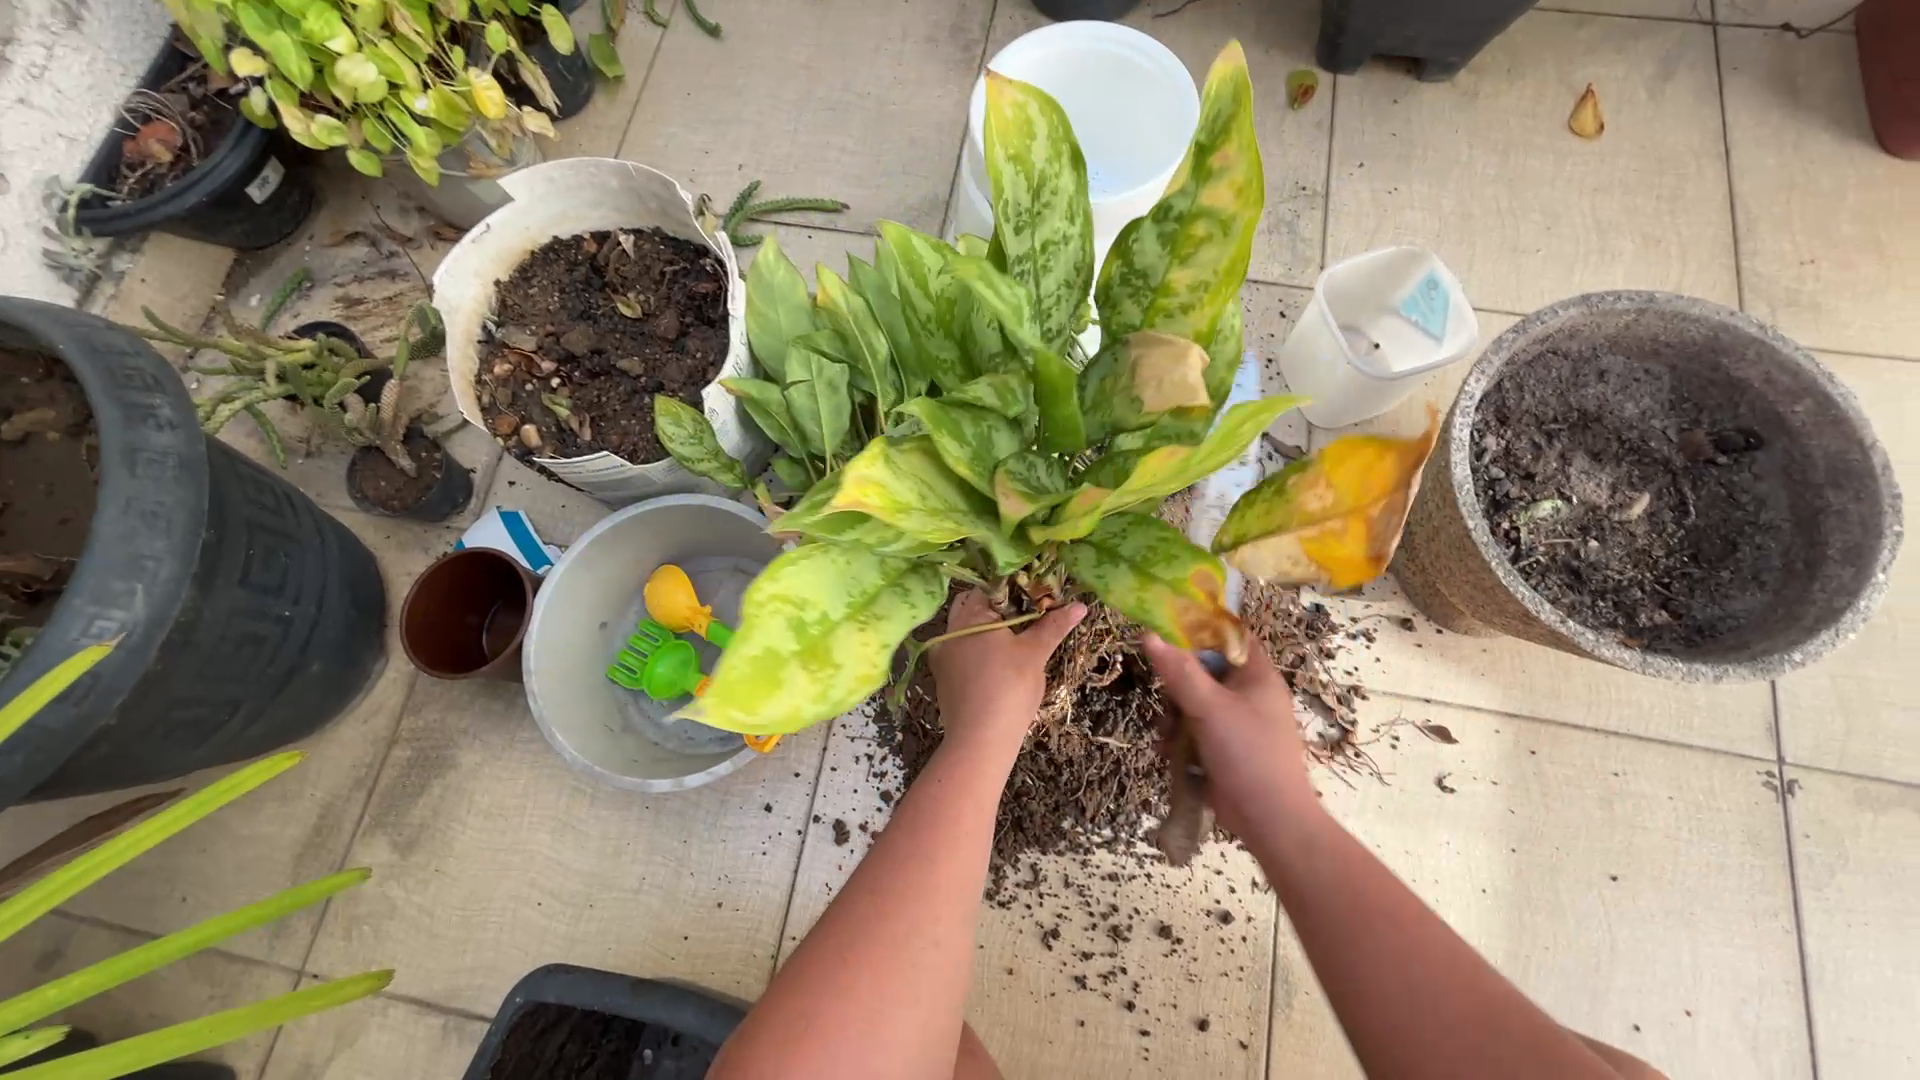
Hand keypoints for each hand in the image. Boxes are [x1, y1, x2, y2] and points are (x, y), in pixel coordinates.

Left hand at [929, 590, 1086, 752]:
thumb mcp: (1035, 653)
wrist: (979, 739)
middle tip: (1028, 617)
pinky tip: (996, 662)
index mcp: (970, 615)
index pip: (991, 587)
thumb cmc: (1009, 687)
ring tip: (1015, 638)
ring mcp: (942, 654)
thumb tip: (1079, 605)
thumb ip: (1054, 625)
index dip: (1015, 589)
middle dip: (999, 608)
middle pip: (974, 606)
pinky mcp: (943, 676)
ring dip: (987, 629)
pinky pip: (960, 652)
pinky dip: (977, 650)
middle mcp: (949, 629)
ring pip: (965, 630)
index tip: (1036, 596)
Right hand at [1140, 632, 1314, 836]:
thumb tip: (1148, 634)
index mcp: (1257, 676)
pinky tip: (1168, 752)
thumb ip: (1178, 671)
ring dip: (1174, 718)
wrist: (1269, 819)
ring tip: (1168, 737)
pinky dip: (1180, 740)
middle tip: (1166, 700)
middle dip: (1177, 688)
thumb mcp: (1209, 707)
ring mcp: (1237, 724)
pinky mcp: (1224, 749)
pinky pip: (1195, 732)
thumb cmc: (1247, 753)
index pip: (1230, 638)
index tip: (1167, 635)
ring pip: (1193, 704)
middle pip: (1203, 672)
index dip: (1200, 632)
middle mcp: (1249, 695)